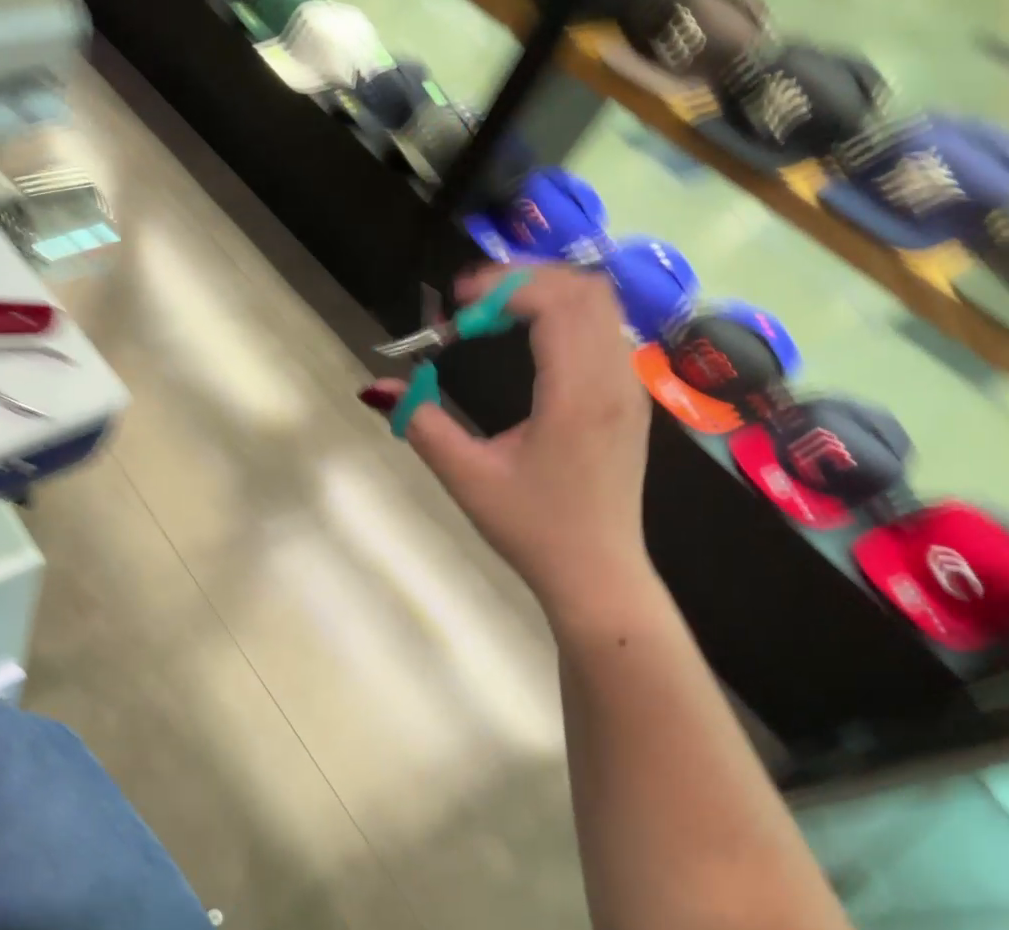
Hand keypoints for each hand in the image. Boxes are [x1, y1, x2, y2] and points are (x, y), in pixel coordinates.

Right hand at [363, 264, 652, 614]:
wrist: (596, 569)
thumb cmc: (529, 526)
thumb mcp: (466, 477)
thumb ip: (422, 425)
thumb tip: (377, 388)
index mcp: (577, 395)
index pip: (555, 304)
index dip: (503, 287)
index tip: (454, 301)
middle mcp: (614, 379)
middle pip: (585, 290)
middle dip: (525, 281)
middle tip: (470, 301)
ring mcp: (630, 387)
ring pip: (603, 306)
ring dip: (549, 295)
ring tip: (493, 314)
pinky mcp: (630, 399)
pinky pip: (607, 331)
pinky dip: (568, 316)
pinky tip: (529, 339)